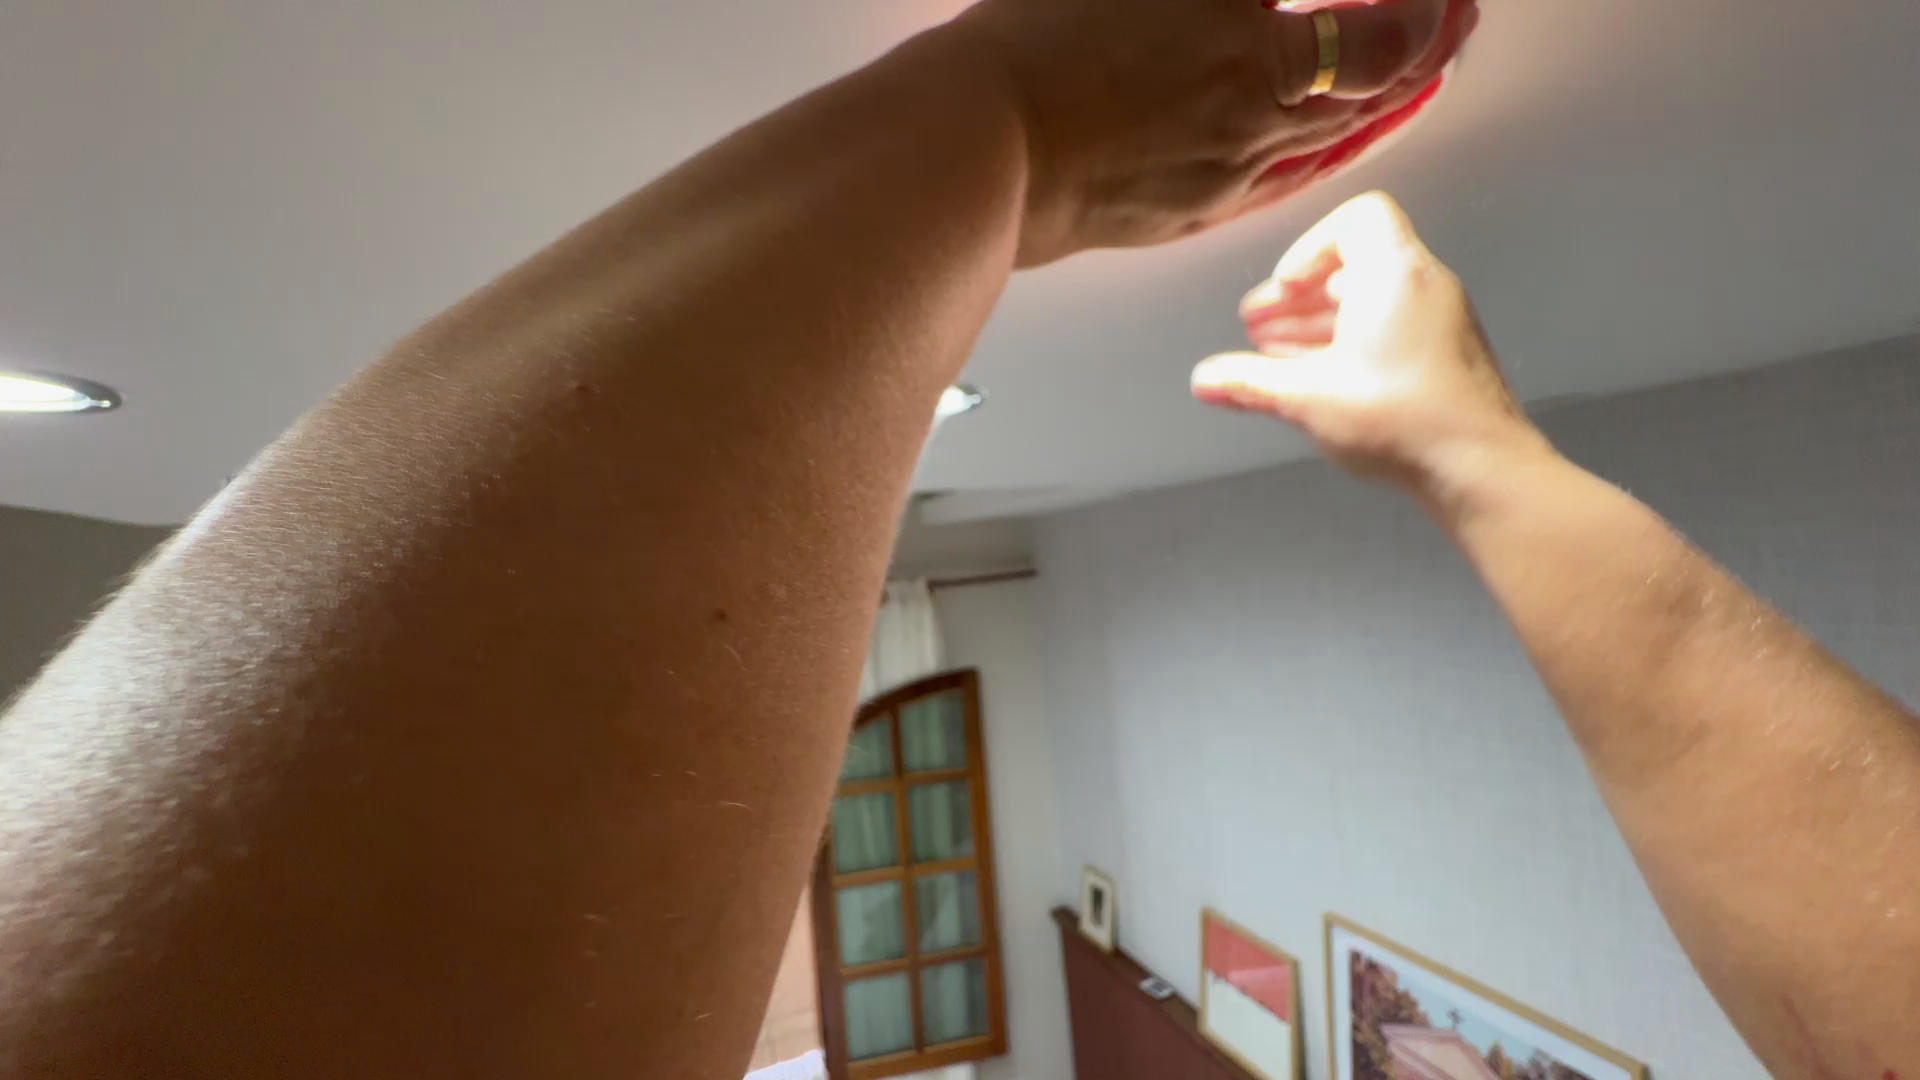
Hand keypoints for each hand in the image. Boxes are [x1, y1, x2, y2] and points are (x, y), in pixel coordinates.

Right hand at [954, 0, 1470, 263]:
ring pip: (1317, 155)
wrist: (982, 150)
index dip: (1426, 19)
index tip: (1450, 2)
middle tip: (1448, 39)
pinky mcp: (1177, 215)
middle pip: (1359, 105)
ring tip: (1404, 100)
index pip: (1380, 42)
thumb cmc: (1044, 57)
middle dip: (1416, 66)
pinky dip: (1305, 165)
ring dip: (1370, 121)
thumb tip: (1276, 7)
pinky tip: (1311, 154)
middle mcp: (1248, 137)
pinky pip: (1264, 192)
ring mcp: (1214, 186)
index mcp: (1255, 65)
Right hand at [1191, 191, 1550, 496]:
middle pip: (1352, 264)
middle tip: (1253, 325)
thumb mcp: (1307, 398)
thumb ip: (1250, 384)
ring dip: (1312, 321)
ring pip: (1365, 300)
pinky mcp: (1441, 353)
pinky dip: (1342, 340)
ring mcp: (1436, 319)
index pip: (1357, 219)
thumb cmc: (1392, 418)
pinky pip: (1384, 326)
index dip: (1308, 249)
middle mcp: (1421, 285)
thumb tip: (1199, 380)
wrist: (1479, 467)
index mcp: (1393, 277)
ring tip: (1269, 351)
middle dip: (1295, 295)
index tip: (1282, 291)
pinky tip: (1310, 373)